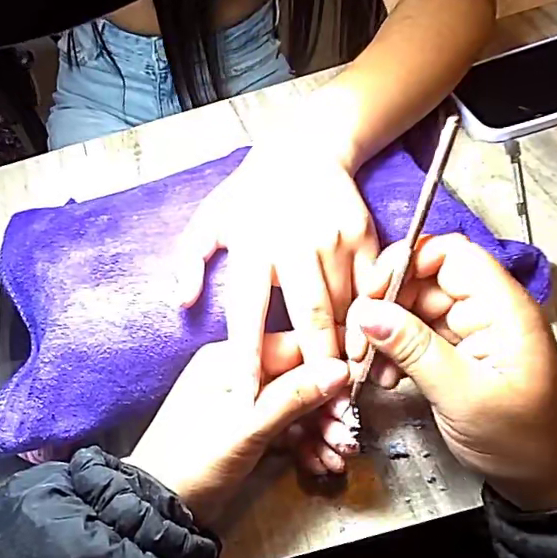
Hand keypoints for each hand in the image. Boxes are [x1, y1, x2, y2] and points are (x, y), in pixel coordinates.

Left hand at [129, 335, 351, 524]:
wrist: (163, 505)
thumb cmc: (193, 460)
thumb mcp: (247, 427)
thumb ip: (292, 396)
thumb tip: (338, 368)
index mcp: (229, 358)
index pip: (291, 348)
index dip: (327, 372)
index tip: (351, 398)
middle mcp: (236, 373)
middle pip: (298, 379)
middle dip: (327, 410)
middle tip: (345, 438)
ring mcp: (241, 402)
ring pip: (295, 406)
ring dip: (321, 432)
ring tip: (336, 458)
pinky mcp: (246, 429)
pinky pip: (285, 427)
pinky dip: (305, 444)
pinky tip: (319, 463)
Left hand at [173, 143, 377, 472]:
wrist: (303, 151)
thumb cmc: (249, 193)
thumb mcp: (208, 221)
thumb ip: (190, 262)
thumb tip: (183, 303)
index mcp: (252, 248)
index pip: (248, 315)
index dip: (249, 359)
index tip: (248, 396)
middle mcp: (295, 246)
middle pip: (309, 318)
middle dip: (314, 367)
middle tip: (316, 406)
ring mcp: (334, 241)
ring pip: (345, 308)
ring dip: (347, 351)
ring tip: (345, 388)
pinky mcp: (365, 237)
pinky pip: (373, 288)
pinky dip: (373, 321)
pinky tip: (370, 347)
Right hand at [346, 234, 556, 510]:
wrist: (545, 485)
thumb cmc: (522, 441)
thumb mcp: (464, 395)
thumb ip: (414, 349)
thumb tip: (366, 312)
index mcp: (500, 308)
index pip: (449, 253)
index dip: (407, 261)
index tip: (373, 291)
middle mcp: (482, 310)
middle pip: (419, 280)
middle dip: (383, 305)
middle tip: (358, 340)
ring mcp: (465, 330)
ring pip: (408, 307)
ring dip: (380, 332)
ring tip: (366, 364)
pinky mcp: (450, 351)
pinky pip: (408, 334)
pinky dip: (388, 350)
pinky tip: (380, 374)